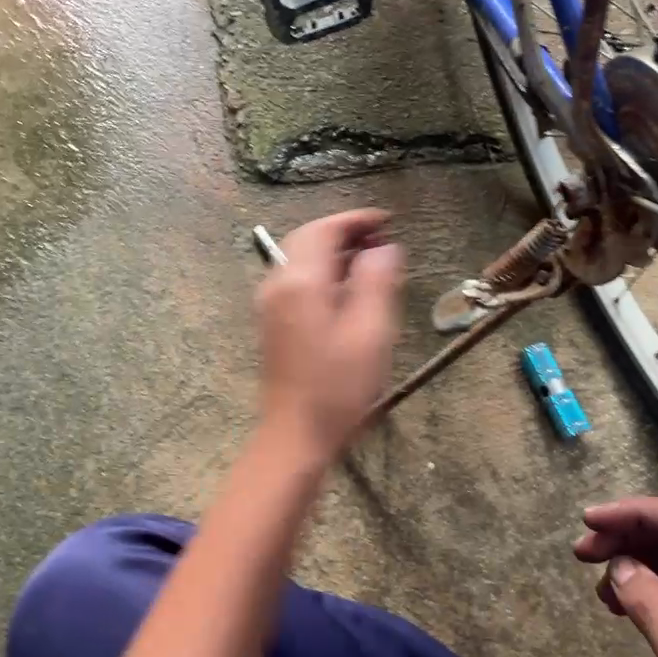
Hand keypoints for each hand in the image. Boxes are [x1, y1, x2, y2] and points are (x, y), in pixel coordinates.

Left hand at [255, 209, 405, 457]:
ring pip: (300, 257)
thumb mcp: (370, 333)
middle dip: (345, 232)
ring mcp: (270, 303)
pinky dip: (322, 270)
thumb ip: (377, 282)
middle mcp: (278, 283)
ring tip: (371, 259)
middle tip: (382, 238)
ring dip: (333, 250)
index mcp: (300, 281)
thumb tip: (385, 248)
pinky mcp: (272, 321)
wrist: (293, 436)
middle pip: (309, 238)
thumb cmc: (337, 388)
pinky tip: (347, 288)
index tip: (387, 221)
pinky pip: (296, 278)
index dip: (357, 220)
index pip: (325, 229)